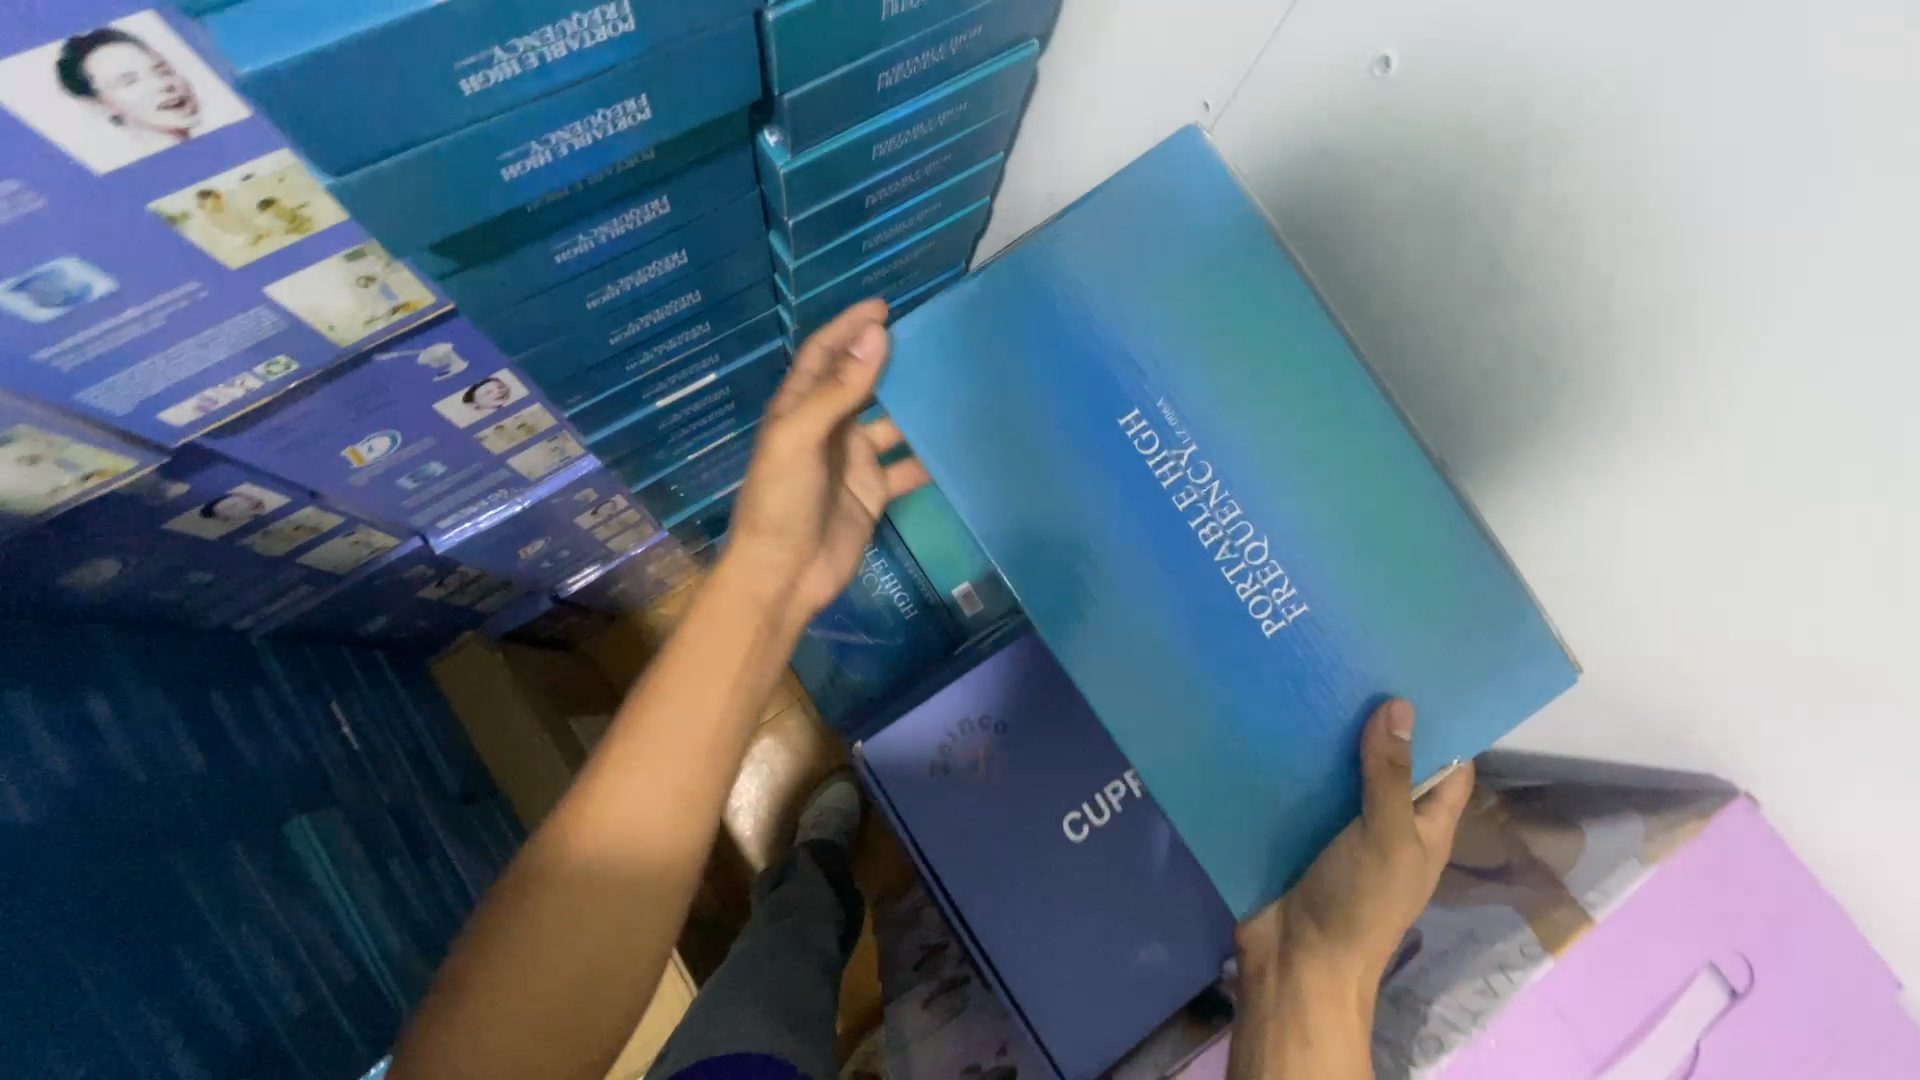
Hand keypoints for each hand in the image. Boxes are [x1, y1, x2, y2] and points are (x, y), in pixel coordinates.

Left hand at [722, 299, 931, 629]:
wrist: (784, 574)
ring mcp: (853, 460)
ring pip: (891, 422)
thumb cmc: (780, 503)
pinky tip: (959, 444)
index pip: (825, 355)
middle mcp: (828, 427)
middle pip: (862, 383)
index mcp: (800, 408)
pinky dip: (930, 457)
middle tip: (932, 340)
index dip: (849, 328)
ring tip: (955, 383)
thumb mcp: (799, 439)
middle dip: (890, 360)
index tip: (884, 307)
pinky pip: (907, 466)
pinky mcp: (873, 491)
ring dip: (917, 407)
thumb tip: (876, 337)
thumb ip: (838, 391)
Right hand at [1228, 701, 1473, 1079]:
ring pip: (1333, 769)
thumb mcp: (1386, 838)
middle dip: (1369, 720)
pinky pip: (1292, 784)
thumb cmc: (1359, 903)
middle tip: (1347, 662)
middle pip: (1384, 762)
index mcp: (1422, 828)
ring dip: (1320, 735)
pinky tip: (1263, 719)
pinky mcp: (1291, 828)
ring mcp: (1334, 826)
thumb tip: (1399, 705)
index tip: (1416, 676)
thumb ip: (1389, 774)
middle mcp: (1381, 821)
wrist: (1294, 959)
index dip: (1440, 728)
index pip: (1445, 769)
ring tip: (1301, 678)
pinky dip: (1283, 757)